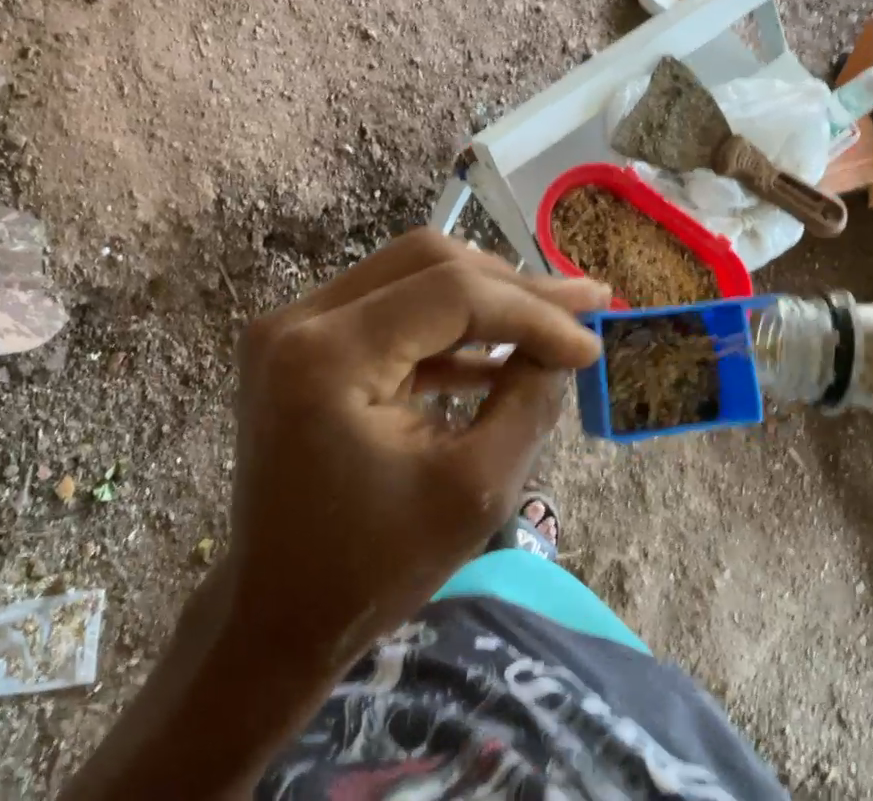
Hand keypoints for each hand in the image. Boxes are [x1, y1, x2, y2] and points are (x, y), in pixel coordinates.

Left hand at [219, 229, 609, 668]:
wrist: (281, 610)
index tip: (591, 343)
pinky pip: (387, 315)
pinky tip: (501, 356)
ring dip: (483, 302)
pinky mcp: (301, 349)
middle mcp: (298, 322)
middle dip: (512, 287)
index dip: (533, 310)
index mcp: (327, 355)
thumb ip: (528, 402)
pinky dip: (446, 331)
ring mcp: (291, 330)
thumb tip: (561, 346)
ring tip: (554, 322)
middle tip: (583, 305)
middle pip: (426, 263)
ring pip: (408, 278)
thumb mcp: (476, 489)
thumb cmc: (375, 565)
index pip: (451, 292)